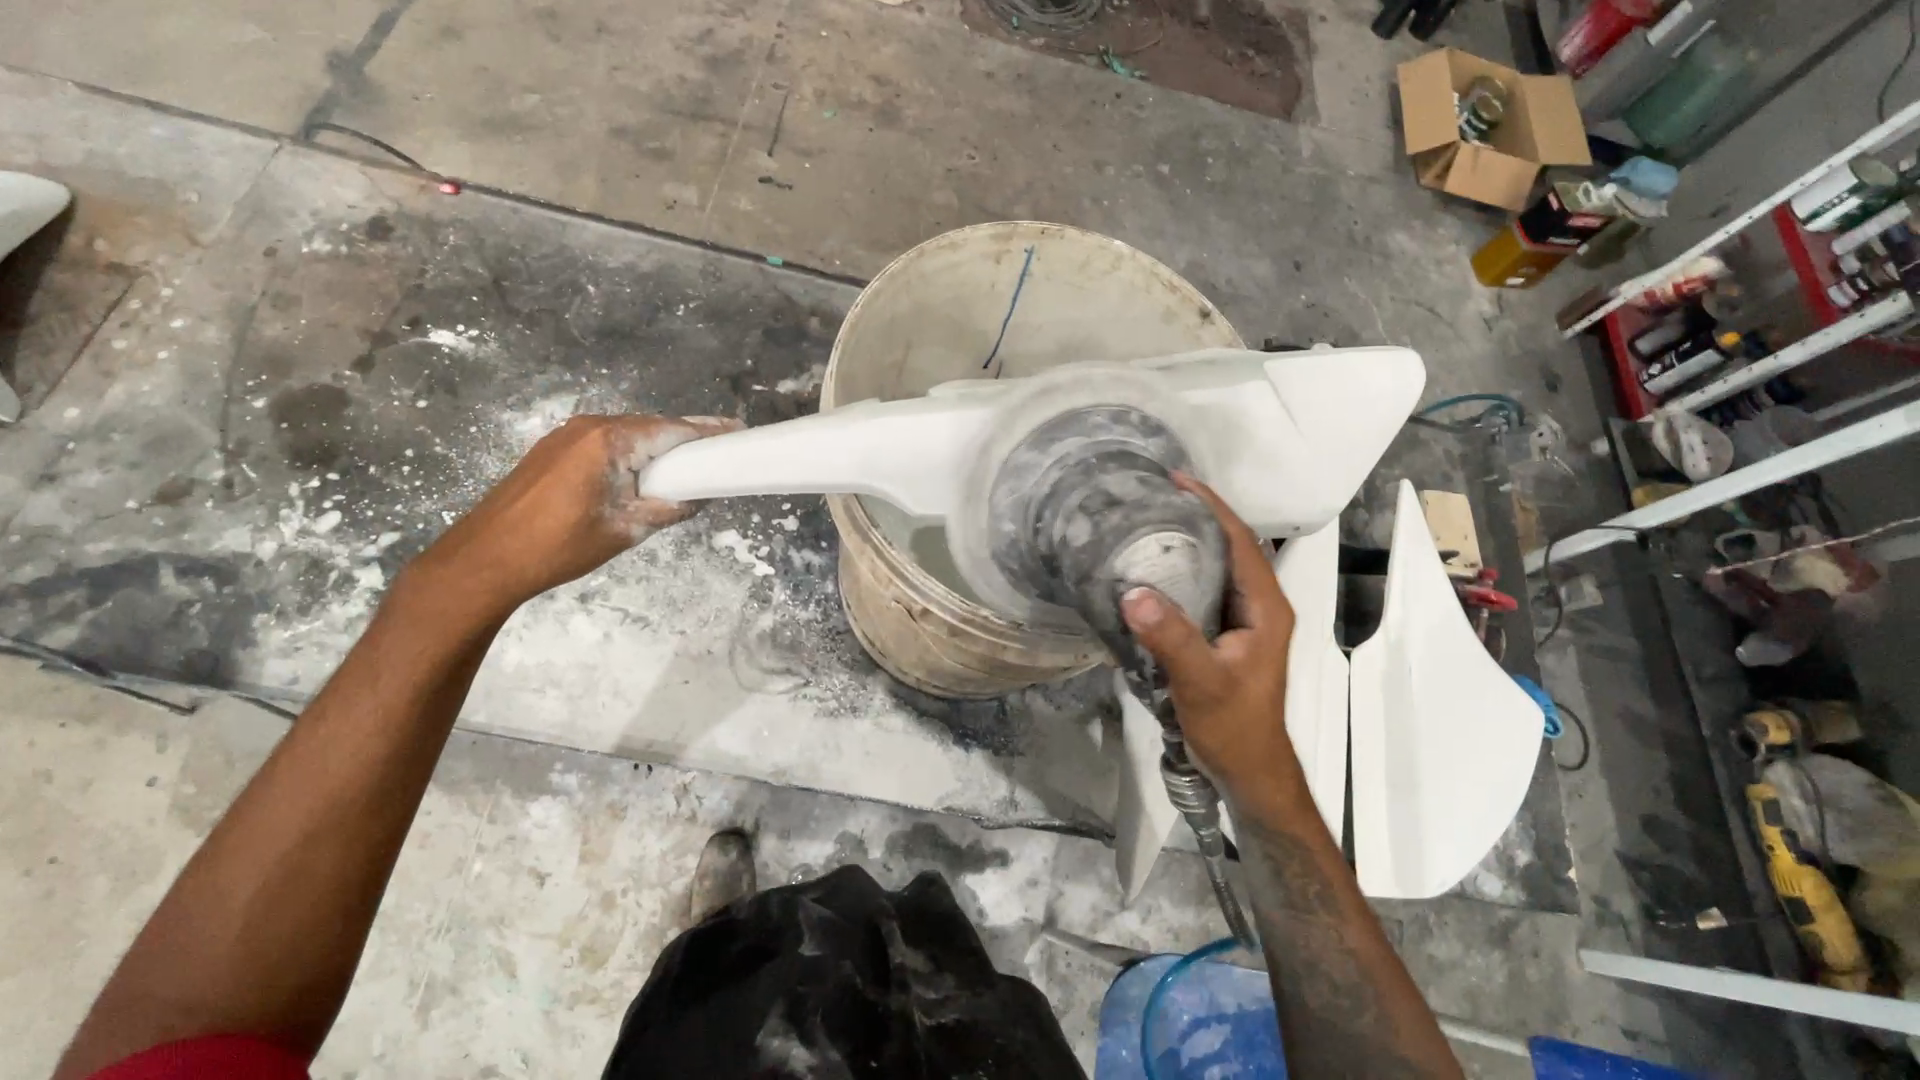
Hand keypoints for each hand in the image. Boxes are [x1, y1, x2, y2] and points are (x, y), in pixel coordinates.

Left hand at [407, 413, 741, 621]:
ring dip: (658, 446)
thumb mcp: (625, 530)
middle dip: (687, 437)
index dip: (709, 433)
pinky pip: (606, 441)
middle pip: (651, 426)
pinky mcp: (554, 449)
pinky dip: (632, 451)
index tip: (739, 432)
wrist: (484, 559)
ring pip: (628, 433)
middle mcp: (589, 426)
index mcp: (609, 441)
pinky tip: (645, 470)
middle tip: (723, 447)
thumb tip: (699, 498)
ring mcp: (567, 434)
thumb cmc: (558, 546)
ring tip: (691, 462)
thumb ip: (669, 509)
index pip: (672, 430)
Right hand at [1120, 474, 1302, 805]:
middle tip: (1152, 499)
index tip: (1177, 481)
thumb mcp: (1202, 682)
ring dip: (1189, 546)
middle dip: (1197, 519)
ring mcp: (1245, 623)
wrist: (1250, 771)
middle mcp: (1260, 607)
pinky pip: (1205, 593)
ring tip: (1146, 526)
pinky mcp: (1228, 639)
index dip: (1212, 507)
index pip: (1242, 541)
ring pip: (1218, 570)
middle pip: (1231, 548)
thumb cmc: (1235, 726)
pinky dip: (1182, 575)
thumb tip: (1132, 592)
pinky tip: (1151, 576)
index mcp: (1266, 607)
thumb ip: (1172, 637)